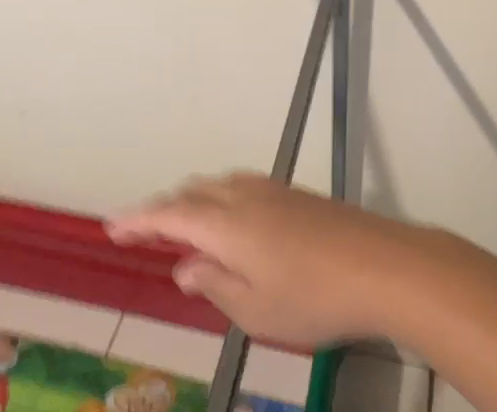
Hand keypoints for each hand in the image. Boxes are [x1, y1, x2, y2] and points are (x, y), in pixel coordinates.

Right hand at [106, 172, 435, 347]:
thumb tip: (186, 267)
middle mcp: (246, 198)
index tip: (112, 226)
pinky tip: (234, 218)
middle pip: (194, 193)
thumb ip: (214, 285)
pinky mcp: (300, 195)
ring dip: (196, 200)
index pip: (170, 215)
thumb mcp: (255, 310)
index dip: (139, 220)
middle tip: (145, 229)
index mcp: (226, 225)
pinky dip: (223, 199)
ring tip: (186, 222)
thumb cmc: (314, 298)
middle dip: (166, 208)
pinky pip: (245, 187)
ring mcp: (276, 191)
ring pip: (221, 185)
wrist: (384, 266)